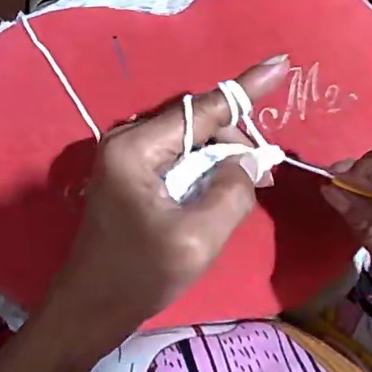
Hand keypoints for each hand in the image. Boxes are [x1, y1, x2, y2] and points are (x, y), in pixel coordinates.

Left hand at [41, 56, 291, 339]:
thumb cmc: (139, 275)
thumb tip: (249, 162)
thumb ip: (231, 192)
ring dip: (221, 157)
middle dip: (234, 140)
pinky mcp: (129, 174)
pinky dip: (203, 169)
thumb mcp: (197, 238)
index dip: (245, 89)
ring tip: (249, 186)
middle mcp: (127, 140)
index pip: (202, 109)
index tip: (281, 63)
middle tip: (265, 174)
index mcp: (136, 148)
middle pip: (196, 122)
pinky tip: (221, 190)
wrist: (90, 308)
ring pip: (188, 140)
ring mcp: (125, 156)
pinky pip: (176, 157)